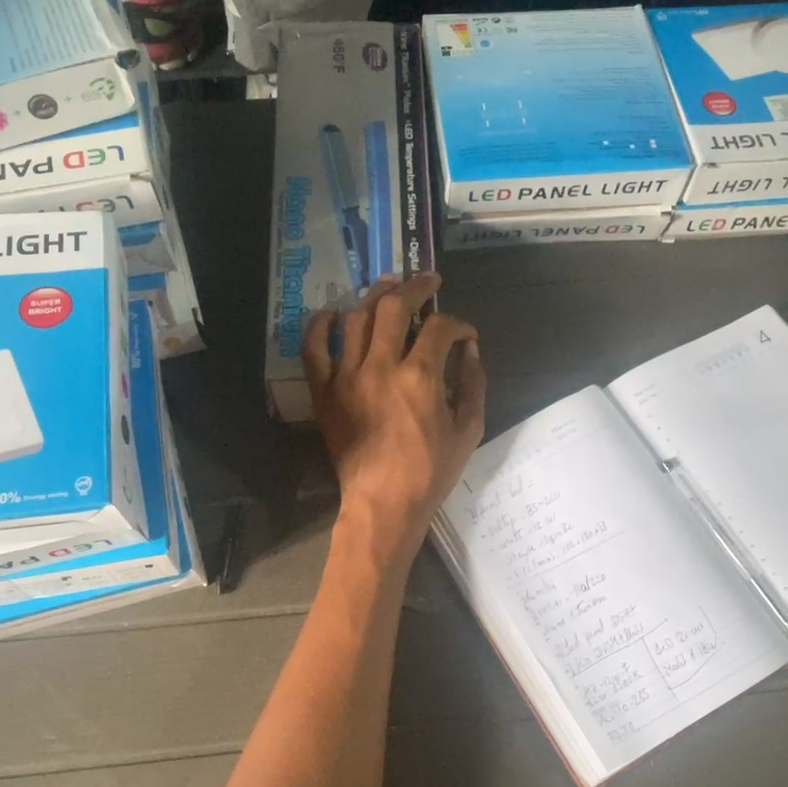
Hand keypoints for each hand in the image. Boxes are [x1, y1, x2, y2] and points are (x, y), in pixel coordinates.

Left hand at [302, 273, 486, 562]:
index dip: (458, 323)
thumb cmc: (430, 473)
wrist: (383, 504)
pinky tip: (335, 312)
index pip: (440, 328)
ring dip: (375, 295)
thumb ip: (473, 384)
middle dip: (417, 287)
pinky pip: (314, 347)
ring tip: (390, 286)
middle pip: (394, 307)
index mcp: (420, 377)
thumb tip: (470, 350)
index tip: (465, 334)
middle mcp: (380, 367)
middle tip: (429, 282)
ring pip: (357, 317)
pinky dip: (322, 324)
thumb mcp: (468, 430)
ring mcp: (346, 376)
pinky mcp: (324, 391)